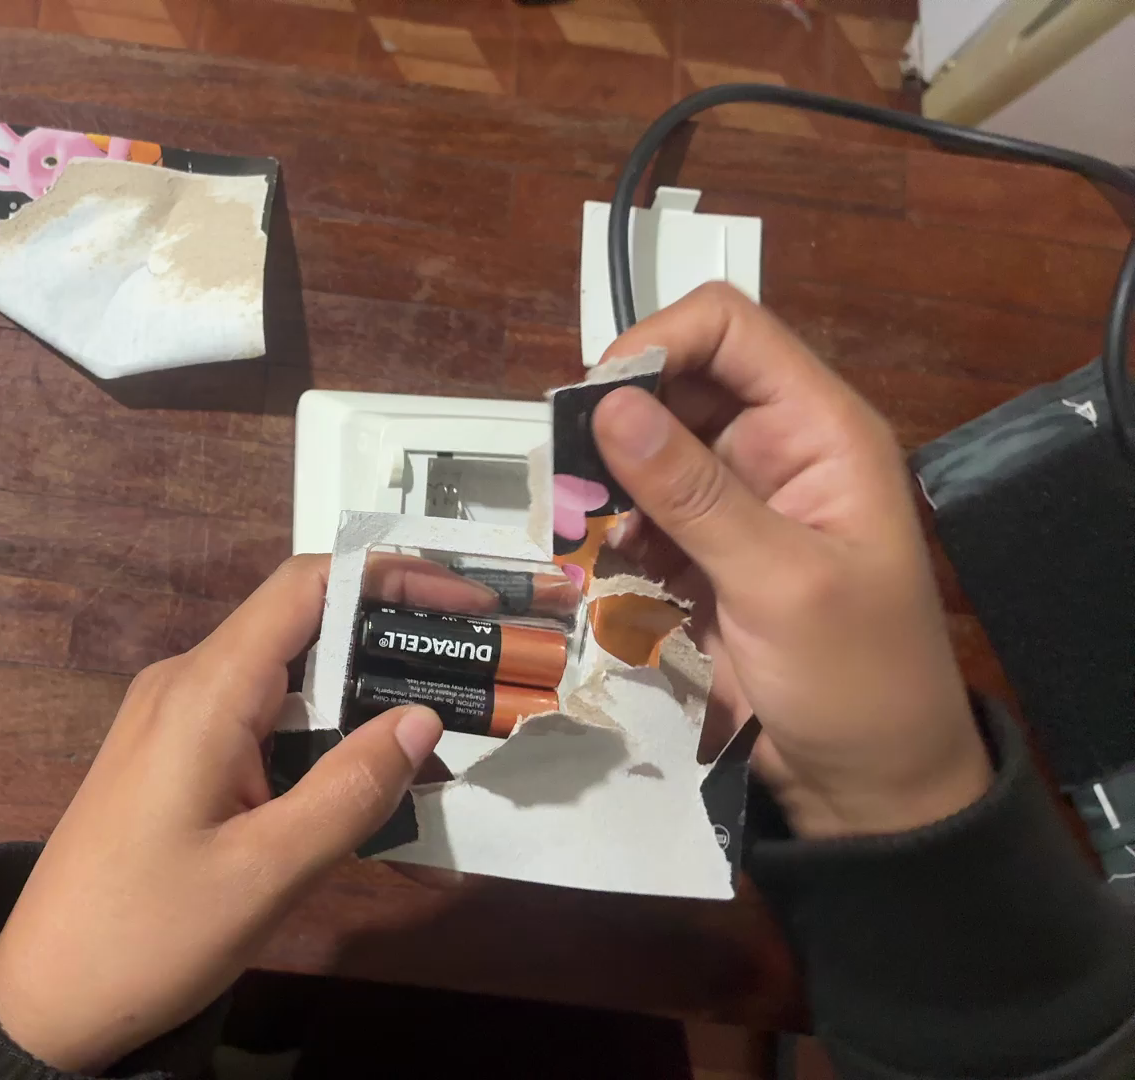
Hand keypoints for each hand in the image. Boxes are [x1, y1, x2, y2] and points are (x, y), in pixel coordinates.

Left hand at [0, 555, 470, 1072]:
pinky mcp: (173, 750)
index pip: (301, 588)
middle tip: (467, 680)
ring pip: (284, 681)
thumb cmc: (147, 933)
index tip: (463, 600)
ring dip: (355, 706)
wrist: (44, 991)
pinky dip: (316, 742)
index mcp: (204, 689)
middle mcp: (187, 681)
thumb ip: (349, 790)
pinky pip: (257, 722)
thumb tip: (422, 716)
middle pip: (298, 628)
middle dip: (386, 643)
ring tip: (432, 752)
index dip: (385, 576)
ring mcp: (175, 714)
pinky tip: (361, 791)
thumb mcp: (266, 872)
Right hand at [592, 284, 990, 839]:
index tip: (591, 405)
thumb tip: (607, 405)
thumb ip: (693, 492)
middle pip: (669, 384)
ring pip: (636, 446)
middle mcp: (766, 446)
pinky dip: (603, 524)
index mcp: (816, 430)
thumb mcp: (779, 581)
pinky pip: (628, 504)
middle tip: (570, 482)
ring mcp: (724, 496)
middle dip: (610, 422)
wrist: (859, 773)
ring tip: (584, 531)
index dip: (654, 346)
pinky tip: (605, 563)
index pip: (728, 331)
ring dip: (599, 480)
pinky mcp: (690, 540)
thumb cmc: (852, 678)